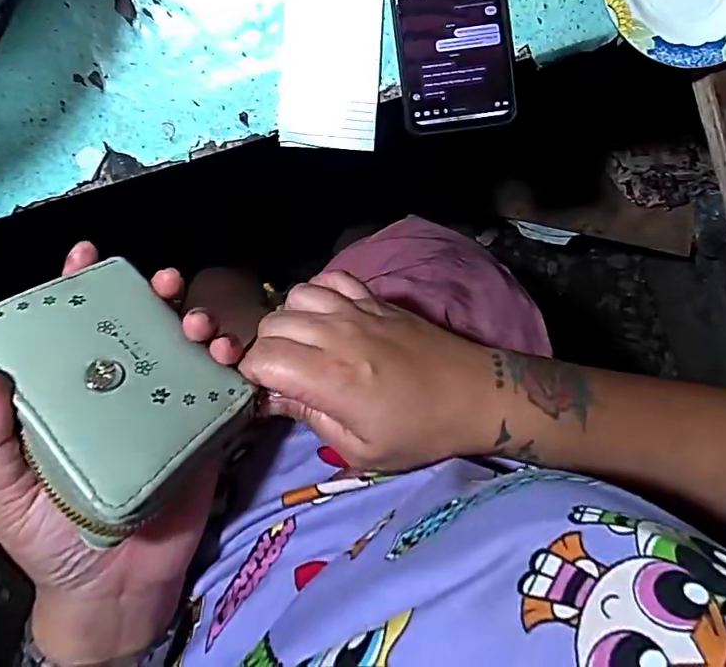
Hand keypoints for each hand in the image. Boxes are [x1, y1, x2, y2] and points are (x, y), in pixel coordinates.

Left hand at [0, 242, 219, 664]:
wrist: (113, 590)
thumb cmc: (48, 535)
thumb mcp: (4, 494)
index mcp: (73, 389)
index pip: (74, 326)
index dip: (79, 285)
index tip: (85, 254)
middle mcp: (121, 383)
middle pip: (139, 321)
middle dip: (153, 291)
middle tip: (161, 283)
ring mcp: (164, 400)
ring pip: (184, 342)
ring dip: (196, 318)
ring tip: (195, 325)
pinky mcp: (202, 423)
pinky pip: (220, 383)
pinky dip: (230, 360)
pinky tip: (228, 356)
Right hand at [236, 271, 497, 471]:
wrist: (474, 392)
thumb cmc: (419, 431)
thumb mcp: (361, 449)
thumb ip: (309, 418)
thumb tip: (270, 398)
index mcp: (331, 377)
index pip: (263, 356)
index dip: (252, 374)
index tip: (264, 391)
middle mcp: (338, 333)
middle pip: (273, 323)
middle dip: (266, 348)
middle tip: (282, 373)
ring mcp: (357, 309)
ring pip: (295, 295)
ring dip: (289, 319)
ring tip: (303, 344)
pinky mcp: (374, 297)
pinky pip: (331, 277)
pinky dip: (318, 292)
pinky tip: (326, 315)